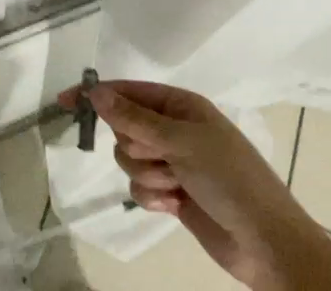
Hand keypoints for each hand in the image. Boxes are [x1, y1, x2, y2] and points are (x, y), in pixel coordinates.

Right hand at [59, 81, 289, 285]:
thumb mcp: (181, 141)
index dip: (97, 95)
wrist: (265, 241)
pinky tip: (176, 206)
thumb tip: (96, 90)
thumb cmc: (229, 178)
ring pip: (129, 160)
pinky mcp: (172, 194)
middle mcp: (174, 129)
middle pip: (124, 128)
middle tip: (162, 158)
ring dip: (147, 174)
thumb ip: (134, 118)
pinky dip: (153, 196)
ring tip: (176, 186)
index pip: (128, 91)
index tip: (65, 102)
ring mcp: (173, 163)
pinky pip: (140, 188)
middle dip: (136, 146)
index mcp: (181, 105)